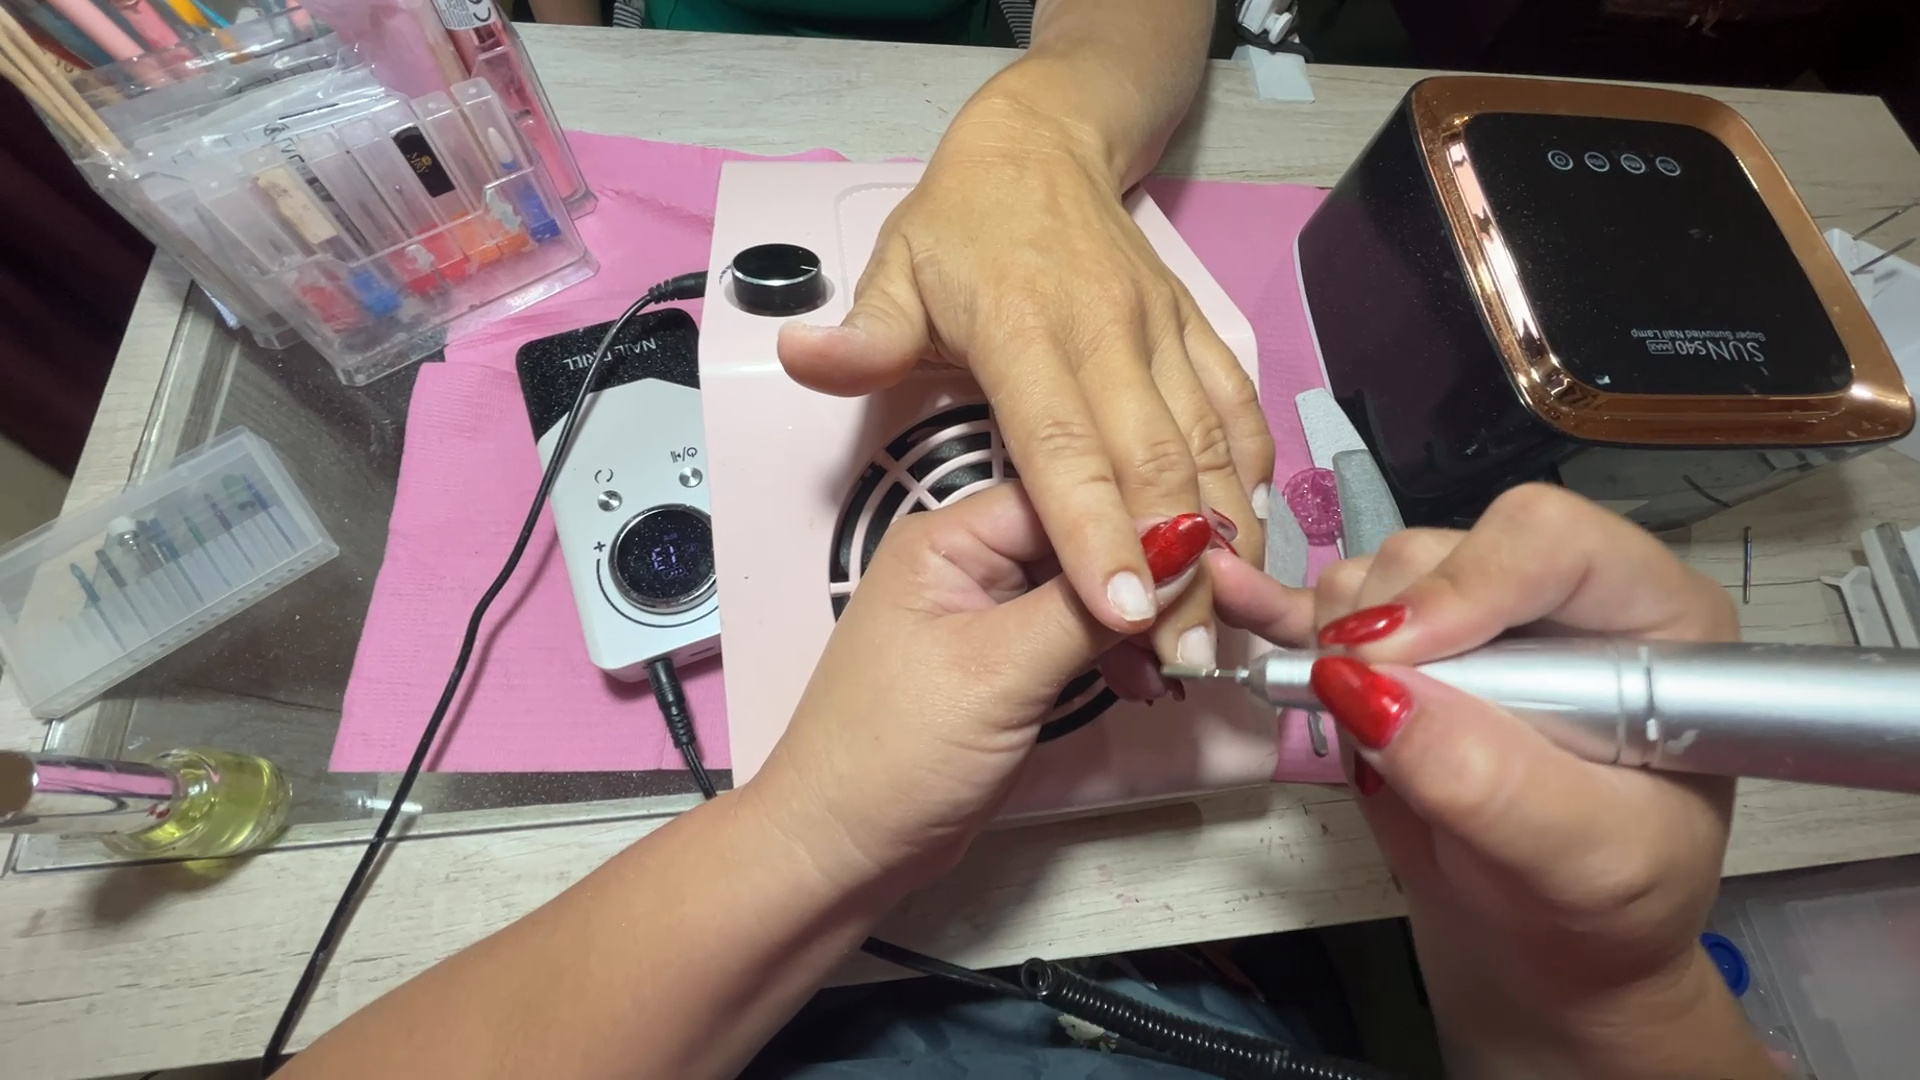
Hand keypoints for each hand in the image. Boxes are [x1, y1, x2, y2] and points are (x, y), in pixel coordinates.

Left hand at [743, 483, 1200, 893]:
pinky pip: (1081, 635)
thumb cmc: (900, 750)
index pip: (1060, 496)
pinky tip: (1149, 681)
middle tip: (1225, 608)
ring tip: (1184, 658)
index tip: (1215, 547)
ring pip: (1090, 592)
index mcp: (948, 537)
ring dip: (1142, 621)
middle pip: (1083, 543)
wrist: (849, 847)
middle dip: (1152, 577)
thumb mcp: (996, 671)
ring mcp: (993, 610)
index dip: (1138, 517)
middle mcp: (972, 560)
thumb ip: (1086, 612)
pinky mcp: (1012, 658)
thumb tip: (1182, 553)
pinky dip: (1120, 654)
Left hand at [777, 90, 1271, 674]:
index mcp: (1023, 330)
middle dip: (1177, 560)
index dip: (1095, 531)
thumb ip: (866, 332)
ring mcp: (1161, 332)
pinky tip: (1254, 531)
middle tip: (1187, 650)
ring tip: (1231, 614)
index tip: (1125, 612)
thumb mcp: (896, 268)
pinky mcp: (1193, 330)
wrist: (1042, 146)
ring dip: (1226, 531)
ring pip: (1207, 442)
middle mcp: (1106, 335)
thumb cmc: (960, 225)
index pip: (1063, 446)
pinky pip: (1235, 406)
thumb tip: (802, 358)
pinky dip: (1251, 470)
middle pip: (1150, 461)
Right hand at [1211, 485, 1773, 1077]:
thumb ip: (1483, 777)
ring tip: (1354, 724)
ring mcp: (1453, 614)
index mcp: (1640, 622)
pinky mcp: (1383, 643)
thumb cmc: (1588, 900)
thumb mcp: (1573, 859)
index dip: (1463, 585)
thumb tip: (1363, 687)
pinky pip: (1314, 602)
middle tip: (1368, 712)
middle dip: (1384, 628)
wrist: (1528, 926)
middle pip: (1435, 553)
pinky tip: (1232, 589)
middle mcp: (1540, 598)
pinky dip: (1269, 605)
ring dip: (1334, 640)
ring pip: (1365, 576)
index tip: (1393, 663)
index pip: (1549, 542)